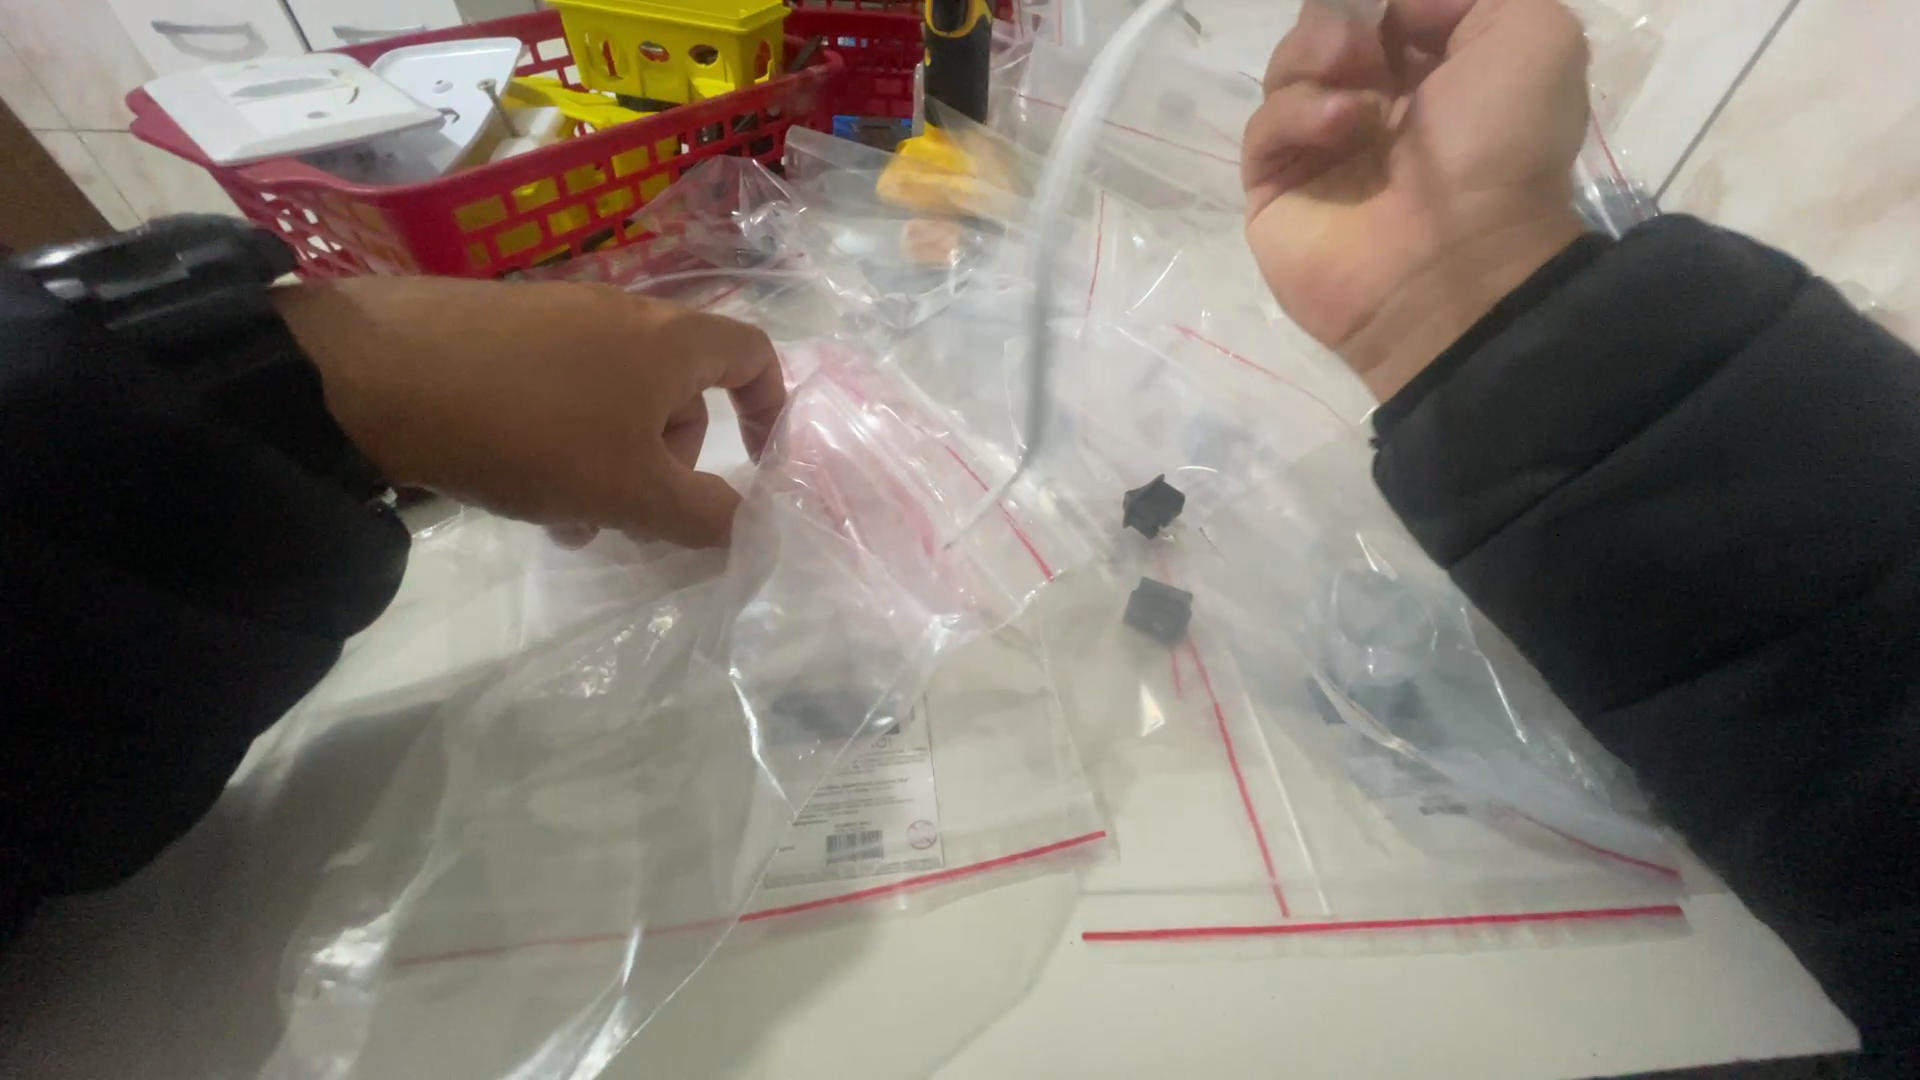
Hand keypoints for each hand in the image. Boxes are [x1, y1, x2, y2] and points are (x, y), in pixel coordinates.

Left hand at [276, 276, 783, 547]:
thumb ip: (708, 516)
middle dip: (674, 461)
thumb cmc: (533, 432)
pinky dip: (571, 439)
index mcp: (670, 340)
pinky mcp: (502, 328)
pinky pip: (567, 388)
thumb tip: (751, 524)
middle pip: (683, 392)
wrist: (360, 378)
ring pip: (621, 399)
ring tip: (575, 518)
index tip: (757, 461)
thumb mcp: (635, 492)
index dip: (769, 408)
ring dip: (619, 461)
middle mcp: (623, 315)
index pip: (754, 355)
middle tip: (639, 514)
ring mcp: (557, 315)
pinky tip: (529, 487)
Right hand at [1243, 0, 1590, 398]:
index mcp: (1427, 74)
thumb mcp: (1528, 31)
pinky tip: (1340, 126)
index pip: (1377, 12)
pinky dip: (1295, 114)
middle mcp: (1366, 110)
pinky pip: (1262, 130)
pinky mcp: (1272, 192)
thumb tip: (1390, 7)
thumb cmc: (1500, 150)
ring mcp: (1314, 154)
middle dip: (1337, 19)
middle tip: (1365, 44)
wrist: (1452, 264)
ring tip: (1358, 88)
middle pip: (1320, 33)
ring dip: (1315, 56)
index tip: (1384, 2)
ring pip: (1282, 73)